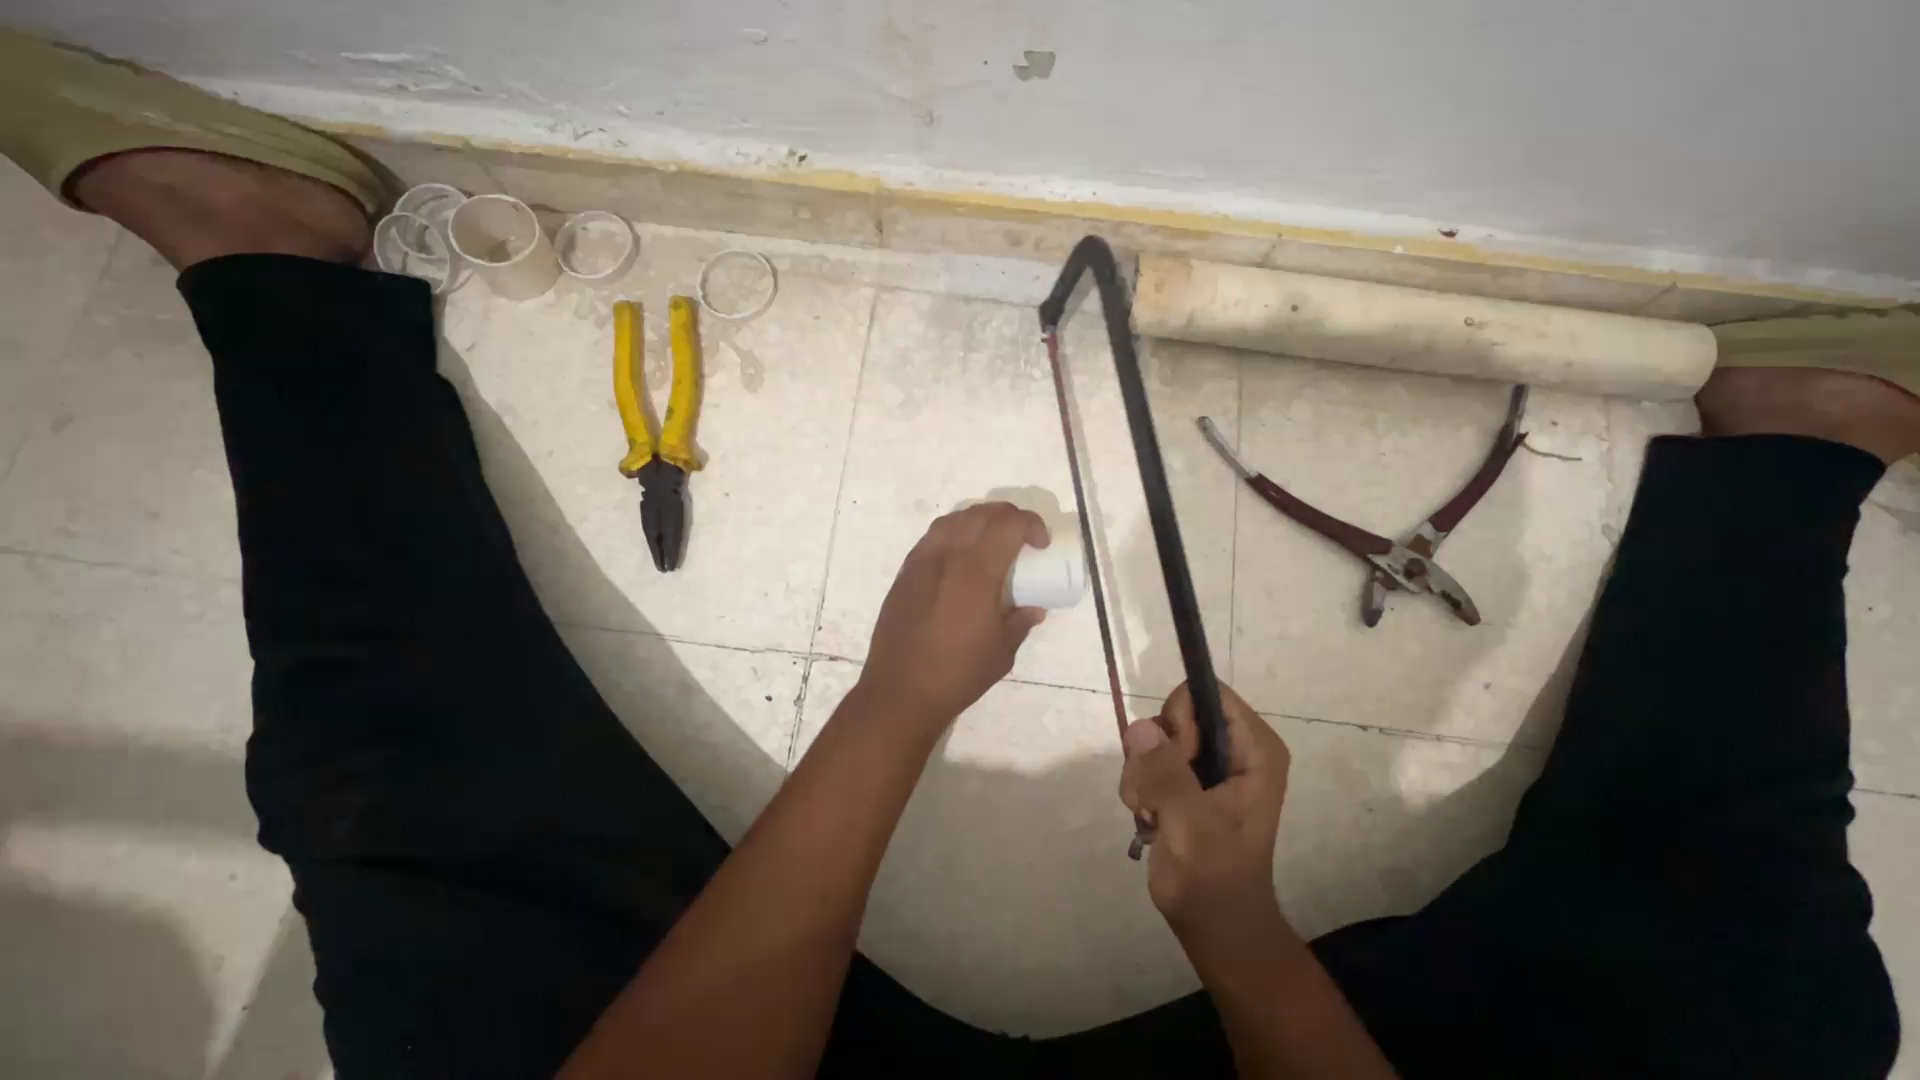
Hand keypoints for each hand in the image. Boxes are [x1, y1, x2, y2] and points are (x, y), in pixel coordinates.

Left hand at [858, 503, 1049, 730]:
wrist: (900, 690)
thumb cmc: (957, 674)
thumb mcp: (1002, 652)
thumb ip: (1020, 622)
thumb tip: (1033, 609)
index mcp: (975, 572)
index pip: (1008, 524)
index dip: (1031, 524)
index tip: (1041, 544)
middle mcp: (946, 556)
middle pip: (980, 514)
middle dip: (1007, 516)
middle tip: (1022, 538)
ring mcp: (921, 562)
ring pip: (952, 520)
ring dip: (978, 521)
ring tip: (991, 543)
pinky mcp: (904, 574)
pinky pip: (932, 538)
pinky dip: (953, 535)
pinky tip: (961, 560)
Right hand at [1120, 681, 1289, 934]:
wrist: (1215, 926)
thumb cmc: (1212, 879)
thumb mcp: (1189, 826)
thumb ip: (1166, 774)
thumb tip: (1140, 727)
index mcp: (1255, 750)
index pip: (1207, 695)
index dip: (1181, 722)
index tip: (1176, 765)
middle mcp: (1237, 748)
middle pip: (1177, 714)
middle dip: (1155, 754)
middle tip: (1157, 798)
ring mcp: (1212, 764)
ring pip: (1158, 738)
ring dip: (1143, 775)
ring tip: (1152, 816)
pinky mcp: (1191, 781)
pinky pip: (1152, 759)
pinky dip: (1142, 786)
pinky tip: (1150, 818)